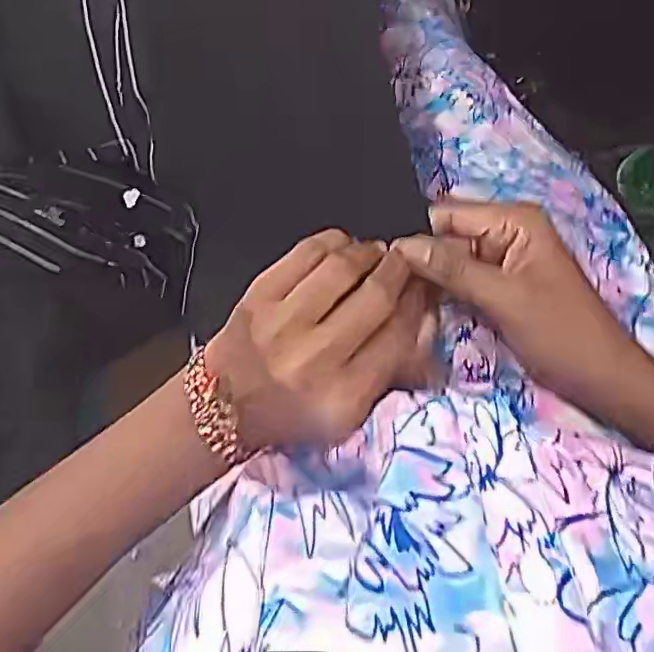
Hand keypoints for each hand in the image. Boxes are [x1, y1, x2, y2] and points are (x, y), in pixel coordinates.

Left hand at [206, 230, 432, 449]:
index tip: (425, 286)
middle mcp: (313, 359)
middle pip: (376, 295)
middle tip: (405, 262)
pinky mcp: (258, 295)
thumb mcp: (350, 412)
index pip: (398, 335)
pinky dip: (334, 242)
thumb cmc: (293, 411)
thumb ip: (393, 369)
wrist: (225, 405)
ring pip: (343, 266)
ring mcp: (282, 323)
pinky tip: (344, 247)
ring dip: (369, 252)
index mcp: (342, 396)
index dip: (419, 302)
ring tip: (376, 253)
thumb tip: (428, 318)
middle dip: (399, 270)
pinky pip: (307, 251)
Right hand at [393, 201, 653, 417]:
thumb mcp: (505, 299)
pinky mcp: (499, 283)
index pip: (447, 214)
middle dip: (418, 257)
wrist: (605, 380)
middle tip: (383, 285)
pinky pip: (461, 278)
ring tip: (394, 297)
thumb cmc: (563, 336)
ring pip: (449, 258)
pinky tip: (417, 305)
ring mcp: (503, 257)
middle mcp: (507, 229)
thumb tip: (401, 245)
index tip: (380, 262)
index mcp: (515, 219)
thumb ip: (453, 269)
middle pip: (446, 234)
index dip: (414, 235)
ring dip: (427, 277)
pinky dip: (443, 290)